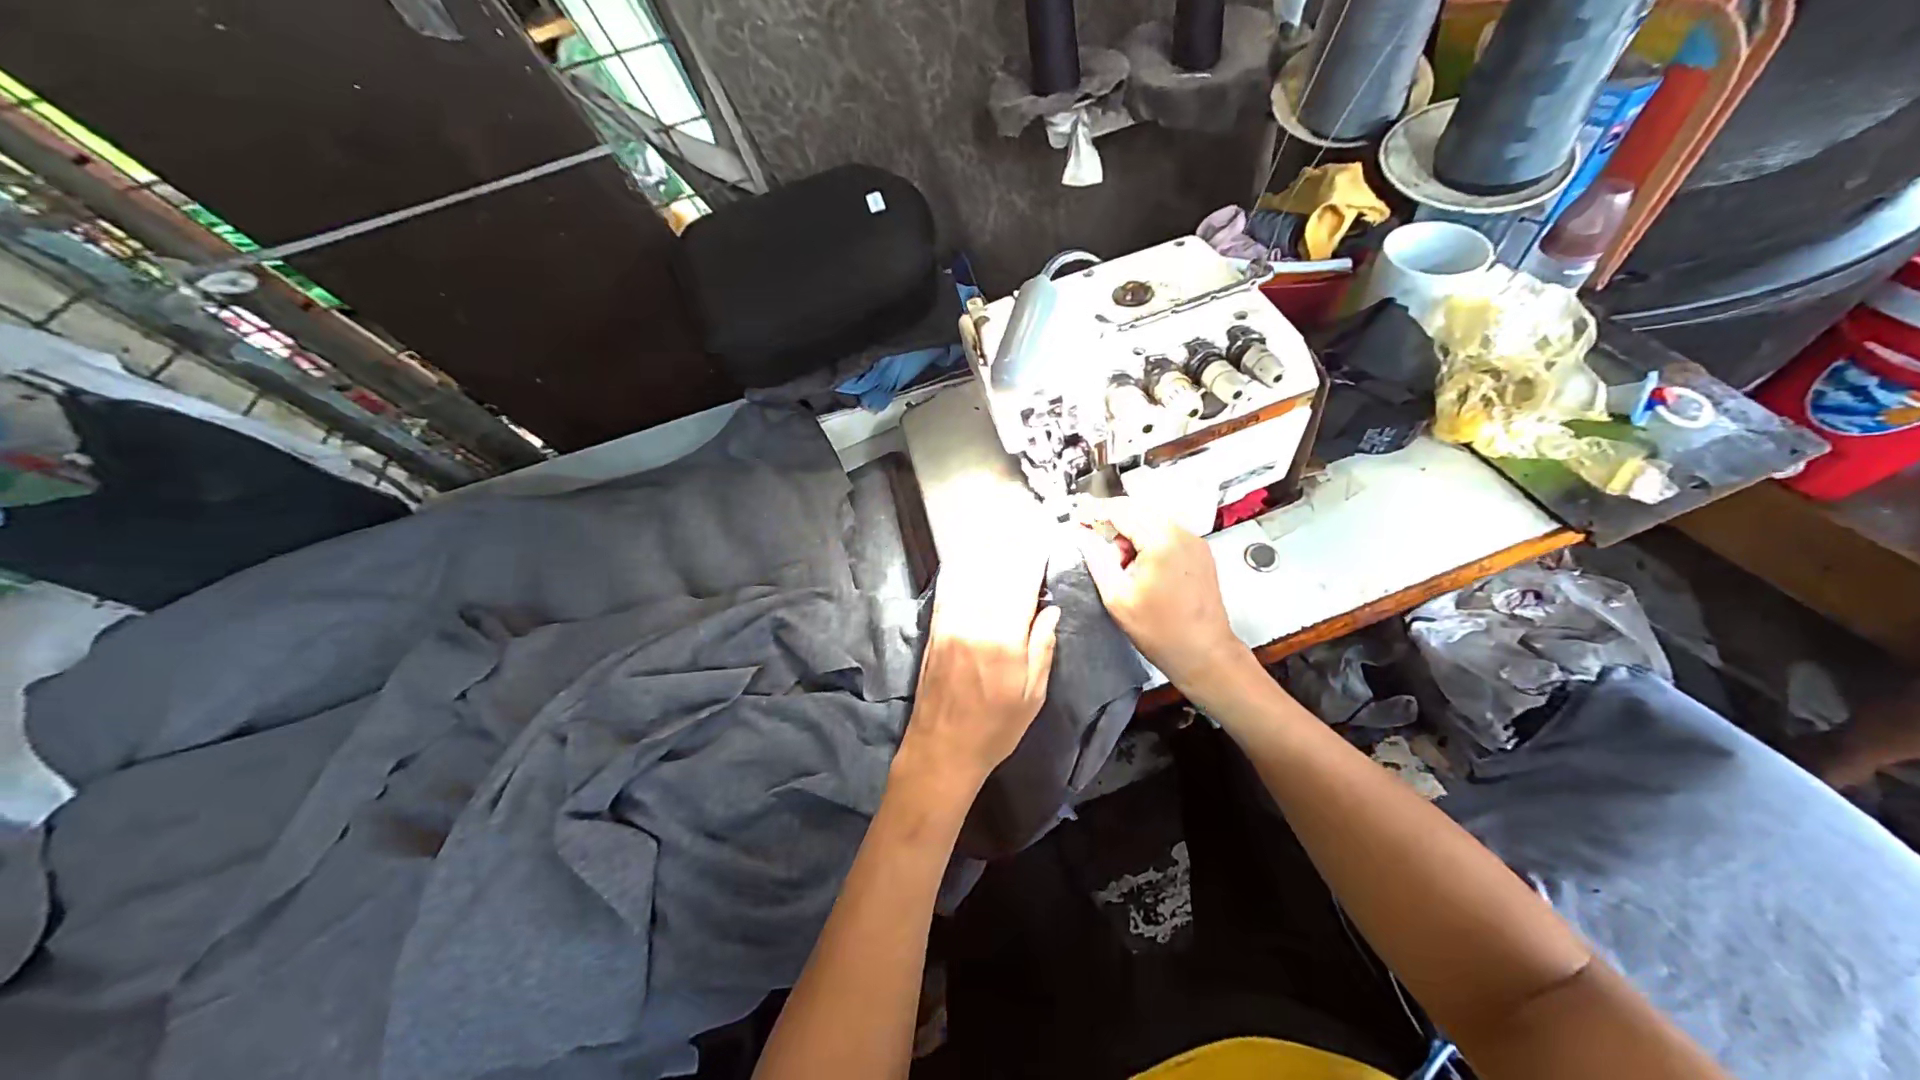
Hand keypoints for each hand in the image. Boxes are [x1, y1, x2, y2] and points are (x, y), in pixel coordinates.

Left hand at [894, 543, 1060, 805]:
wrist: (941, 750)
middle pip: (995, 572)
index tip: (1043, 535)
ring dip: (986, 550)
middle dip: (1011, 545)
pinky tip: (966, 556)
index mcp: (1002, 638)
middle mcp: (973, 621)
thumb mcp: (1032, 695)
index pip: (1020, 583)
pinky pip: (948, 590)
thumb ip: (1041, 648)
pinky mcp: (935, 630)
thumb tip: (1048, 610)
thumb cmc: (994, 728)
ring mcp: (949, 623)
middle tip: (1025, 524)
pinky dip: (960, 569)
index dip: (1032, 556)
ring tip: (1000, 530)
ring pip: (970, 575)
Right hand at [1075, 496, 1243, 690]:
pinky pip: (1166, 534)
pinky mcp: (1200, 553)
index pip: (1122, 510)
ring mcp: (1195, 542)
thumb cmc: (1160, 630)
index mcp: (1161, 541)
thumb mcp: (1116, 597)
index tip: (1076, 516)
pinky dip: (1146, 539)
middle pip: (1139, 510)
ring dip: (1129, 530)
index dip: (1094, 511)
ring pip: (1152, 521)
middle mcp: (1182, 534)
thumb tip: (1083, 536)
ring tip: (1113, 557)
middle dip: (1112, 519)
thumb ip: (1096, 559)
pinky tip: (1135, 562)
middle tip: (1089, 536)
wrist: (1204, 653)